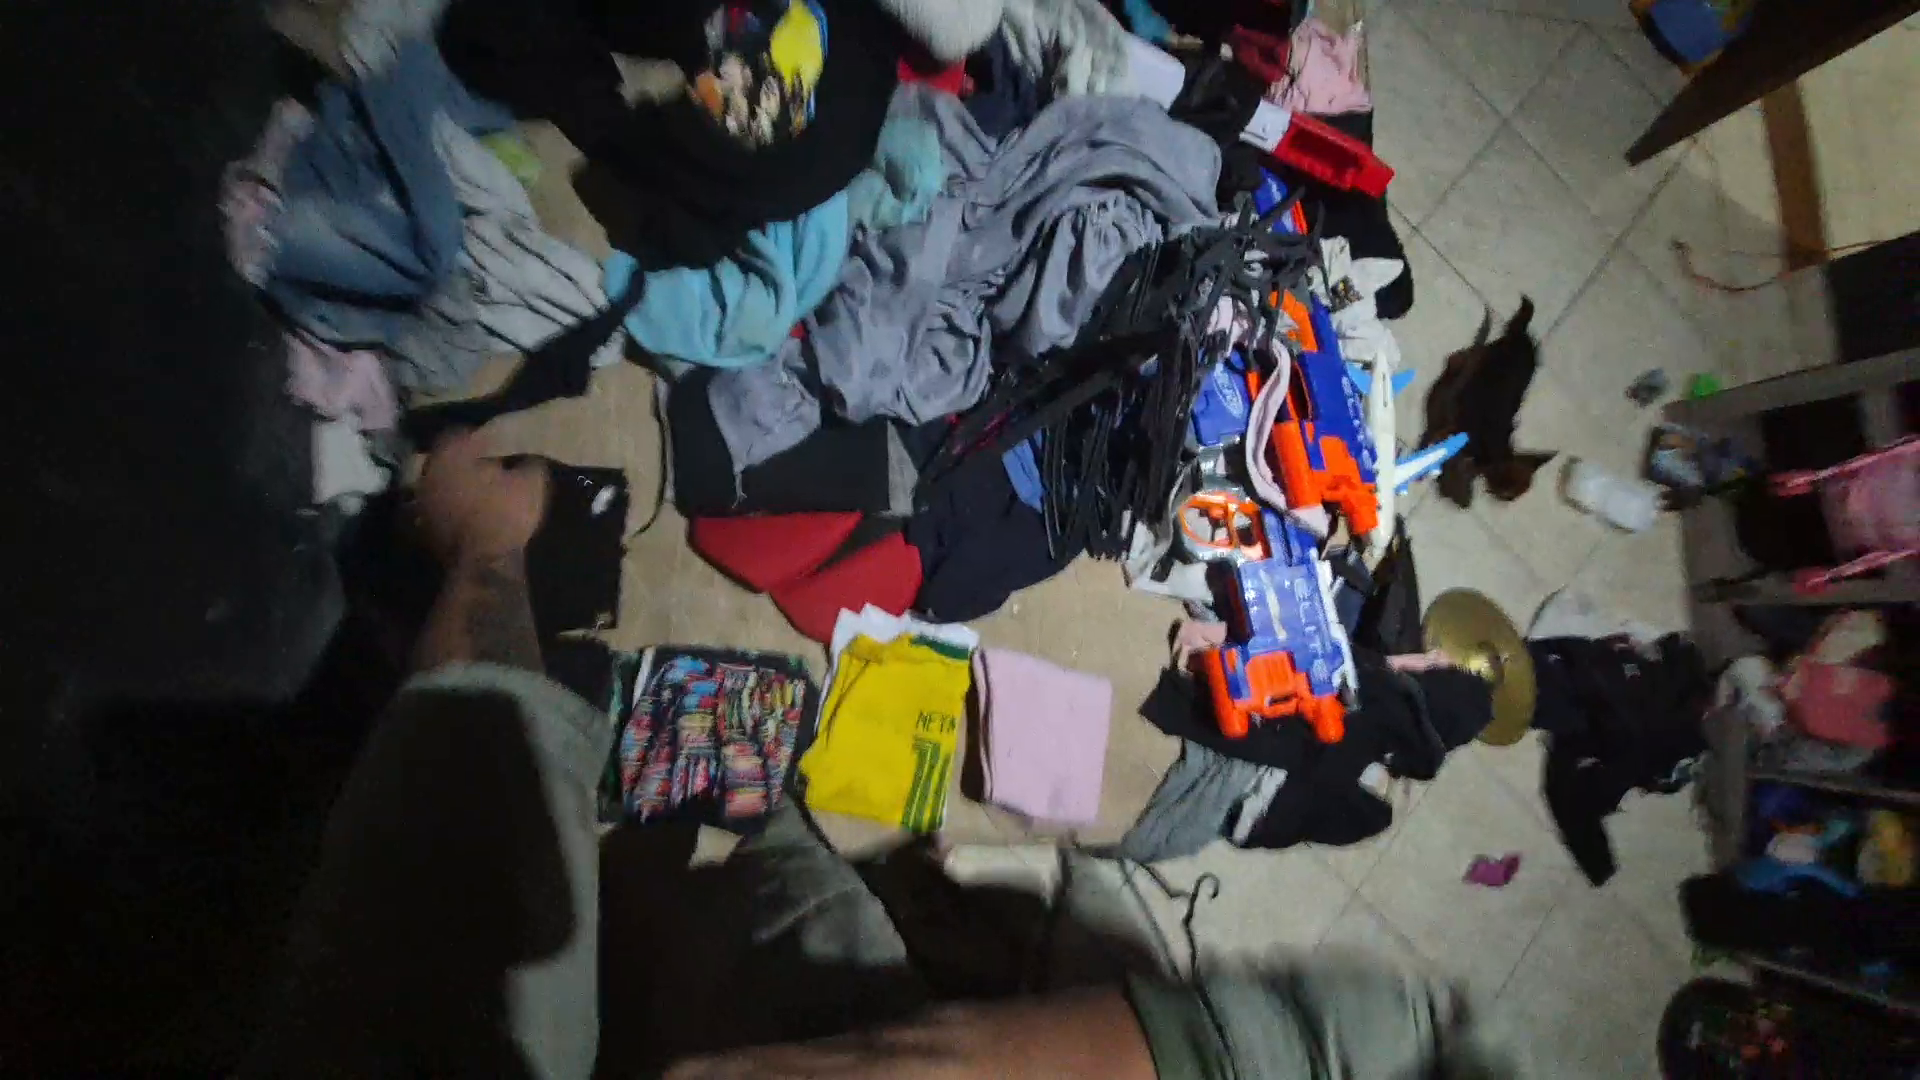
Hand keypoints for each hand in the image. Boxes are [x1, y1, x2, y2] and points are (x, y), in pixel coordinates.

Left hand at [413, 429, 547, 564]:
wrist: (482, 560)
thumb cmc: (505, 513)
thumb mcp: (531, 484)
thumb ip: (529, 464)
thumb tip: (529, 458)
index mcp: (451, 456)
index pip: (459, 433)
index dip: (478, 435)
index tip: (493, 440)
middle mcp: (429, 472)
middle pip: (446, 458)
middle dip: (465, 460)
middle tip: (488, 465)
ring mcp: (422, 501)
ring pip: (441, 483)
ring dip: (457, 484)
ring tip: (479, 490)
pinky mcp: (423, 525)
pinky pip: (439, 506)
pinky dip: (453, 505)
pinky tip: (471, 511)